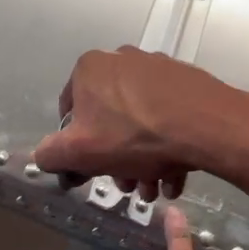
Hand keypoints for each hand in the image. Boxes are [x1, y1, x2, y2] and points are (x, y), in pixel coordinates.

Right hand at [34, 46, 248, 200]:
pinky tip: (174, 178)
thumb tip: (42, 156)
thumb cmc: (134, 135)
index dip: (76, 147)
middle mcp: (122, 60)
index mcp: (90, 68)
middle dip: (116, 160)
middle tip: (128, 187)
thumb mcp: (80, 152)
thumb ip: (51, 155)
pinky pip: (166, 118)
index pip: (70, 111)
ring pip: (140, 123)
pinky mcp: (186, 82)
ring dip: (142, 161)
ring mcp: (157, 69)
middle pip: (109, 120)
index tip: (91, 172)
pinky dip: (166, 147)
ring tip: (154, 189)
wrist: (206, 125)